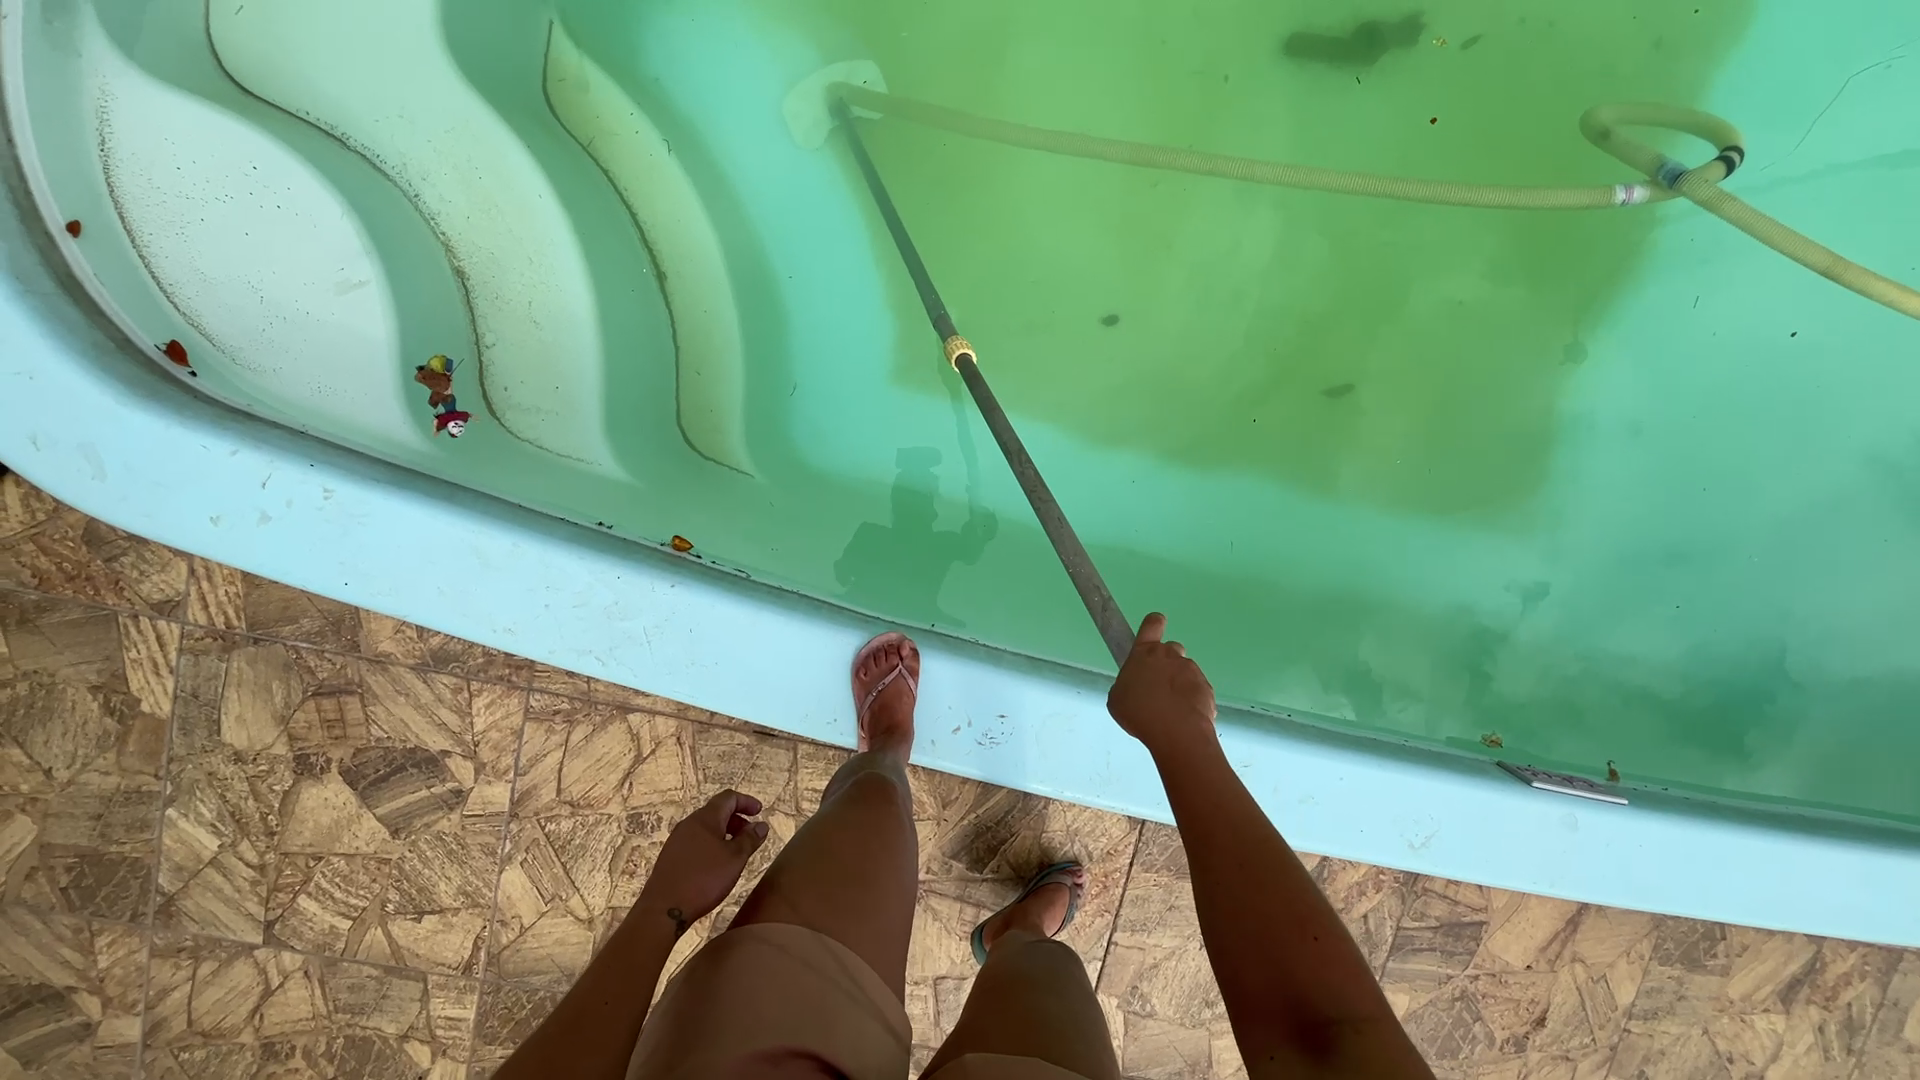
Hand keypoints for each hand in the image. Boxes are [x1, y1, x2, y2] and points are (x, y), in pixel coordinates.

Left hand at [638, 789, 768, 930]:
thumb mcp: (735, 858)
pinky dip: (711, 844)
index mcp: (705, 818)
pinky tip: (716, 864)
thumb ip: (750, 839)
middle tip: (750, 835)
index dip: (746, 801)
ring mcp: (677, 840)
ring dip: (724, 833)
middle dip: (737, 819)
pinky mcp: (671, 856)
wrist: (663, 909)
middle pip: (716, 811)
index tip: (759, 812)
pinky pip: (696, 841)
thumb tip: (761, 825)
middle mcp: (689, 823)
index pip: (728, 797)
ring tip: (736, 852)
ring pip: (706, 827)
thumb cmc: (704, 879)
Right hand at [1107, 613, 1216, 752]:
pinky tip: (1183, 717)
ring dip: (1179, 684)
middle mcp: (1170, 656)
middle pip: (1171, 649)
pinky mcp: (1206, 688)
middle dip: (1166, 663)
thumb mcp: (1118, 698)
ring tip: (1170, 708)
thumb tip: (1135, 687)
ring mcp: (1191, 671)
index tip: (1155, 624)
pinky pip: (1197, 690)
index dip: (1153, 623)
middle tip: (1158, 685)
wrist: (1175, 731)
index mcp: (1144, 653)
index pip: (1151, 625)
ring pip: (1185, 671)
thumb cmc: (1138, 712)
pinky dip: (1191, 700)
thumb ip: (1127, 685)